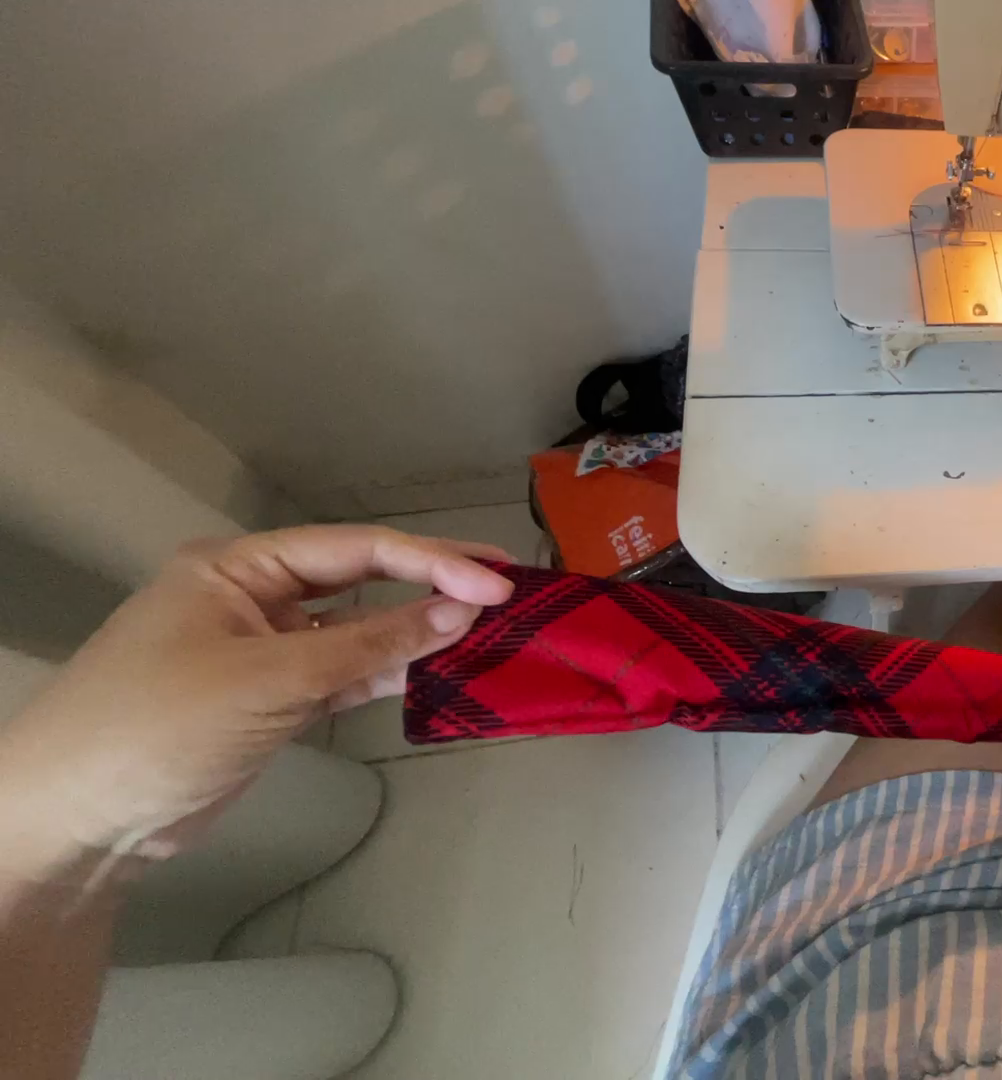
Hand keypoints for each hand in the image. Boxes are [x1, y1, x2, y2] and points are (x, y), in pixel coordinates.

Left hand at [0, 526, 513, 883]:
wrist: (71, 828)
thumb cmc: (157, 728)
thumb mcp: (275, 678)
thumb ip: (377, 642)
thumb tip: (467, 610)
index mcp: (239, 569)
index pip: (359, 550)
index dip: (434, 561)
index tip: (497, 584)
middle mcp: (260, 597)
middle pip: (367, 575)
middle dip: (436, 576)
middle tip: (507, 577)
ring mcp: (273, 646)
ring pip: (368, 623)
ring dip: (424, 625)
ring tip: (488, 622)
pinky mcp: (285, 692)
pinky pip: (358, 666)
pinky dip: (400, 666)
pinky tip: (444, 663)